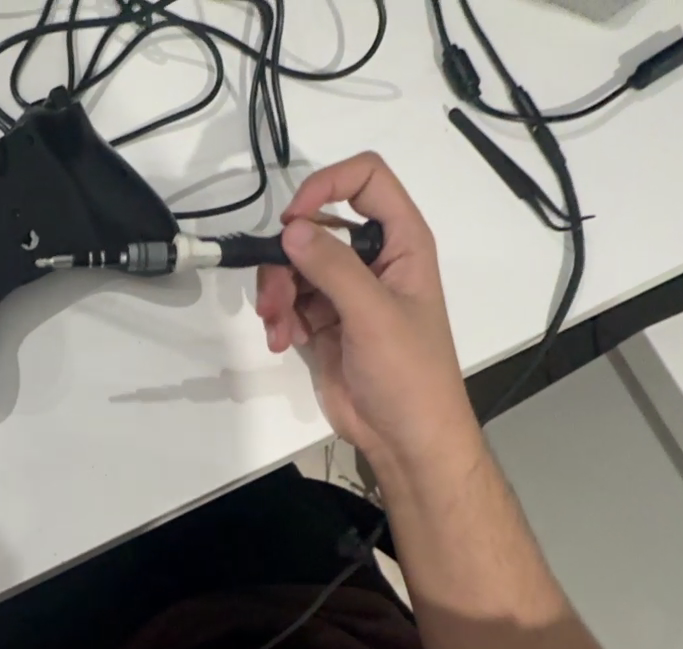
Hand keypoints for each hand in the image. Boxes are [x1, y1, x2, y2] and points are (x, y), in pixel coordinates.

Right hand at [256, 153, 480, 475]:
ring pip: (294, 268)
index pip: (366, 180)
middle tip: (275, 300)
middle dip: (286, 261)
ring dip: (276, 296)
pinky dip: (278, 320)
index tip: (293, 221)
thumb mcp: (373, 314)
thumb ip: (332, 268)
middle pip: (315, 230)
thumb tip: (290, 231)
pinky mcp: (322, 325)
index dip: (327, 186)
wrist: (402, 434)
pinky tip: (281, 342)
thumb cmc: (408, 371)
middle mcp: (371, 260)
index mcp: (401, 242)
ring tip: (278, 329)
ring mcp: (344, 294)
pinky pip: (288, 304)